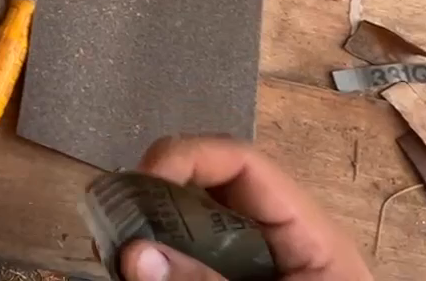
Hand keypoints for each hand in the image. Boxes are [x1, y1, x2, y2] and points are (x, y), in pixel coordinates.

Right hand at [119, 137, 371, 280]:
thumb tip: (135, 254)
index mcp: (311, 238)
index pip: (243, 164)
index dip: (188, 156)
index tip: (140, 180)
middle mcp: (281, 241)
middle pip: (210, 187)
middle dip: (158, 197)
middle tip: (114, 222)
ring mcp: (257, 269)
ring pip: (192, 224)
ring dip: (152, 234)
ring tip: (116, 255)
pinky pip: (193, 260)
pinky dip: (164, 266)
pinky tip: (135, 274)